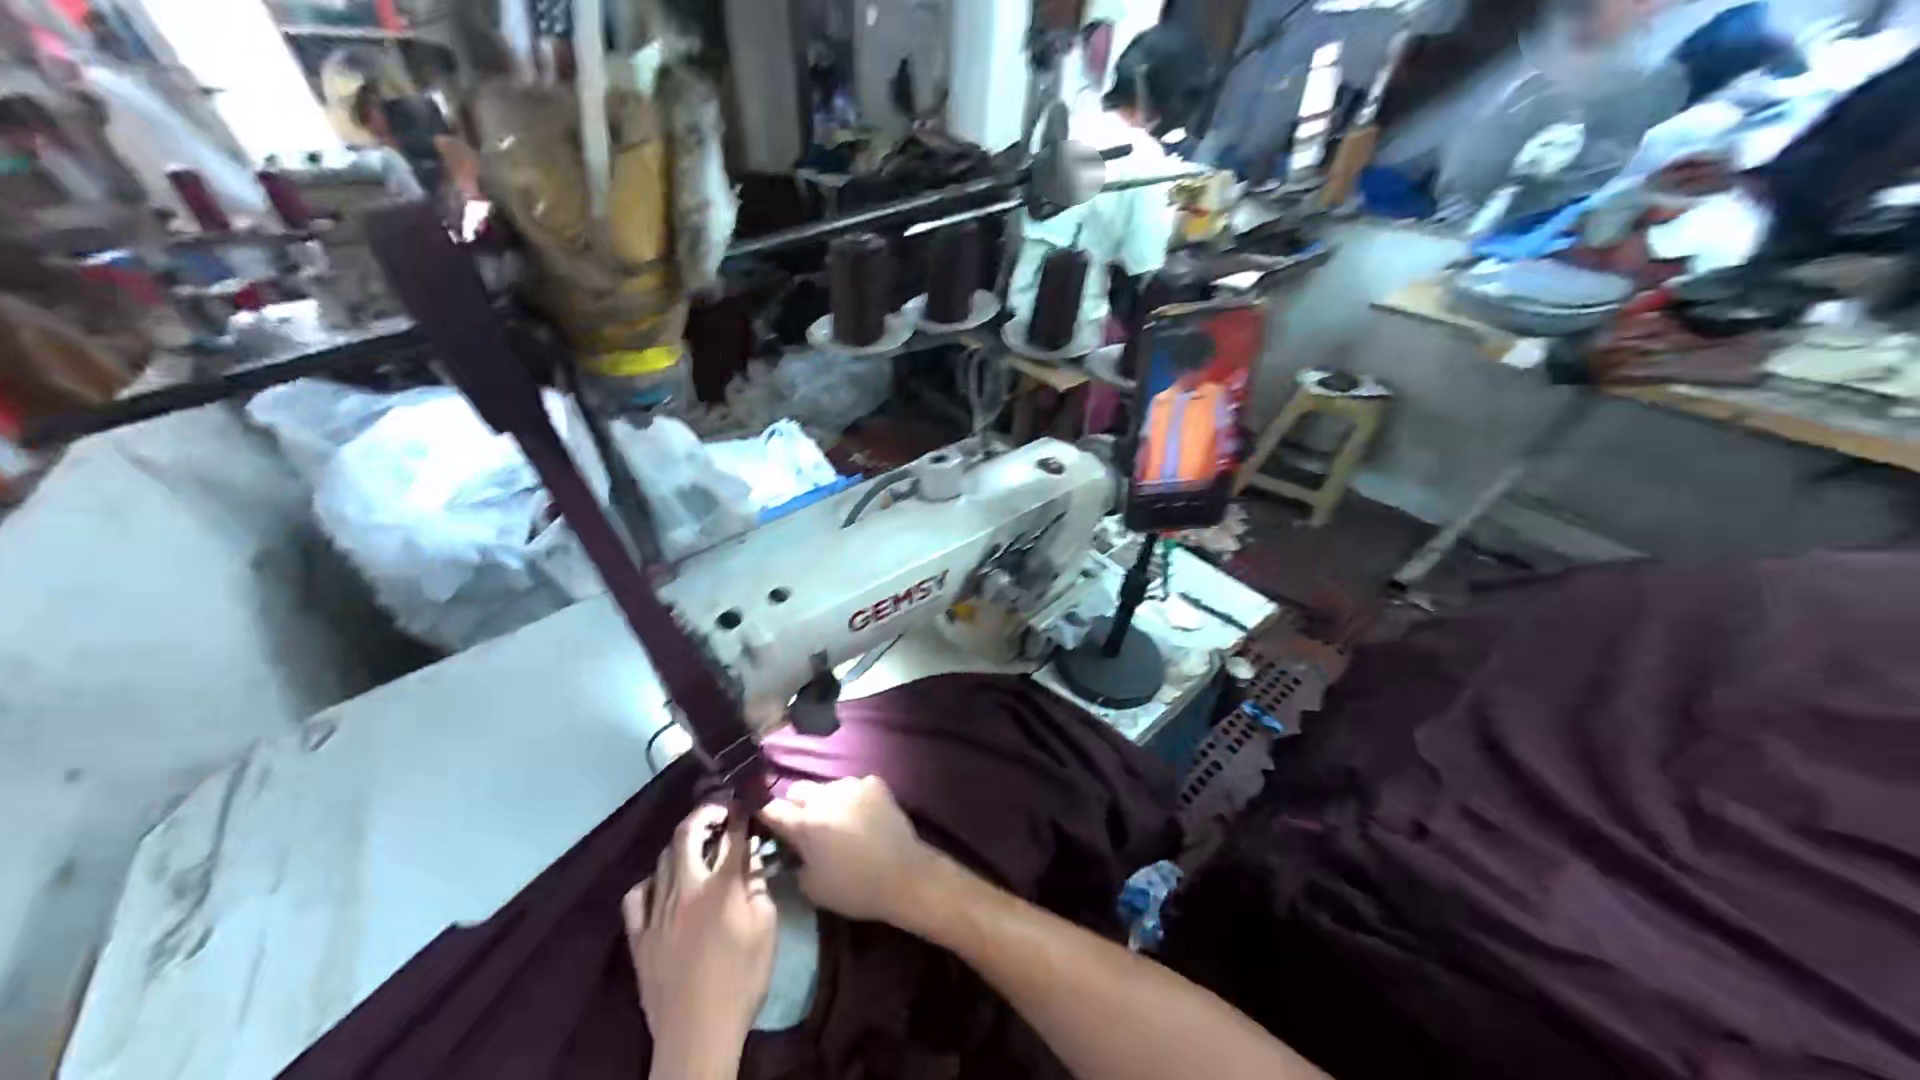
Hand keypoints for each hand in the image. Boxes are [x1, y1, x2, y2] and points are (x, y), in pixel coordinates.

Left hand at [625, 804, 775, 1076]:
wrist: (697, 1033)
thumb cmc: (741, 980)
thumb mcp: (766, 929)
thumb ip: (758, 886)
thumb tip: (752, 855)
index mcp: (721, 887)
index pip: (732, 835)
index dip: (741, 813)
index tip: (747, 803)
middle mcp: (685, 889)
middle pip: (687, 833)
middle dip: (706, 813)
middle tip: (722, 812)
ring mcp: (656, 911)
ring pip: (663, 858)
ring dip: (683, 843)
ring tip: (699, 845)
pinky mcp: (638, 936)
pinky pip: (636, 896)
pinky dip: (651, 881)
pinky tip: (663, 884)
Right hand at [758, 776, 935, 926]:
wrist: (905, 876)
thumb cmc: (855, 888)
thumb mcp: (811, 887)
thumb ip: (793, 862)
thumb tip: (791, 850)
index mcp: (805, 823)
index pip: (771, 808)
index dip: (767, 816)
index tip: (771, 825)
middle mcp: (825, 796)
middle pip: (797, 790)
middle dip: (797, 805)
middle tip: (808, 827)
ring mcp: (852, 785)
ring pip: (827, 786)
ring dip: (826, 800)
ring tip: (840, 822)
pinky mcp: (875, 783)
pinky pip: (854, 785)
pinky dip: (853, 798)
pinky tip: (863, 816)